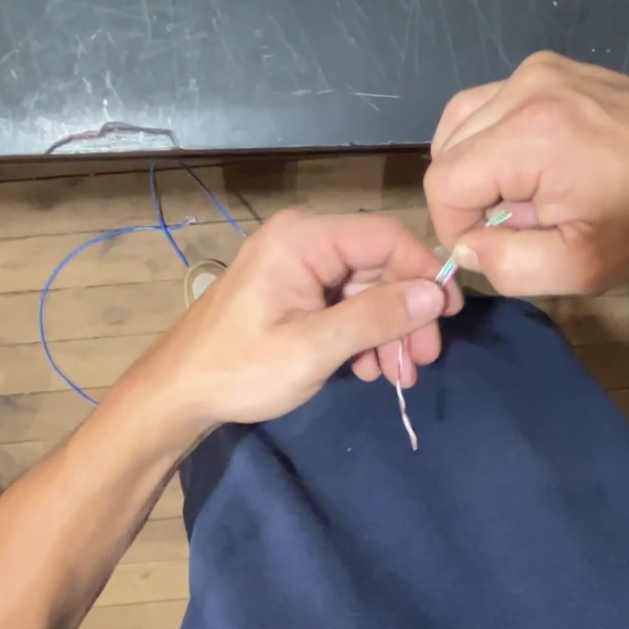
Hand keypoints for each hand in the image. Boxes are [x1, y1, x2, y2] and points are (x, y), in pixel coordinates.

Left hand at [115, 210, 448, 439]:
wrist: (180, 392)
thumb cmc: (241, 369)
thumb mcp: (314, 348)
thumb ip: (375, 317)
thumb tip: (434, 295)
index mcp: (304, 238)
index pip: (386, 237)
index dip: (424, 273)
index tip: (447, 317)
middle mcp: (303, 240)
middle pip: (379, 265)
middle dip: (405, 314)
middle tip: (422, 360)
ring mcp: (297, 266)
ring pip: (365, 290)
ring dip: (387, 332)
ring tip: (398, 376)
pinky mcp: (293, 292)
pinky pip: (342, 304)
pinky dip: (361, 335)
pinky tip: (368, 368)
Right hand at [425, 51, 628, 295]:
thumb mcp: (575, 269)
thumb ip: (503, 265)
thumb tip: (463, 245)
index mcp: (531, 137)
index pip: (442, 183)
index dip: (453, 227)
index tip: (489, 247)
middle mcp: (527, 88)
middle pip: (445, 151)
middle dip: (465, 199)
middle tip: (513, 224)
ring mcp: (540, 69)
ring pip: (459, 125)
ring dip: (473, 169)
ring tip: (518, 195)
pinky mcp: (553, 67)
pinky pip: (488, 106)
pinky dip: (491, 142)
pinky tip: (528, 167)